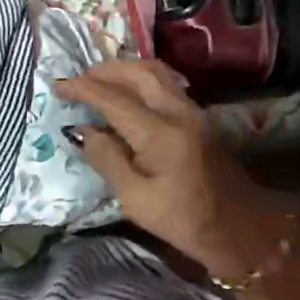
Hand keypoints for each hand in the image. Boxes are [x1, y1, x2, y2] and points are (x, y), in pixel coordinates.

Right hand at [55, 61, 288, 280]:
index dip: (83, 89)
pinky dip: (140, 81)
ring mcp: (193, 113)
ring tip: (99, 81)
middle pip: (139, 73)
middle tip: (78, 80)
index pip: (113, 99)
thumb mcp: (134, 199)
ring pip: (156, 74)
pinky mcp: (199, 119)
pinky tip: (127, 94)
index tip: (58, 87)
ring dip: (124, 71)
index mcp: (159, 134)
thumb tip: (84, 131)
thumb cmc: (183, 219)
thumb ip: (106, 160)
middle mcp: (179, 113)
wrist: (241, 229)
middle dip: (104, 71)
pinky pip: (166, 85)